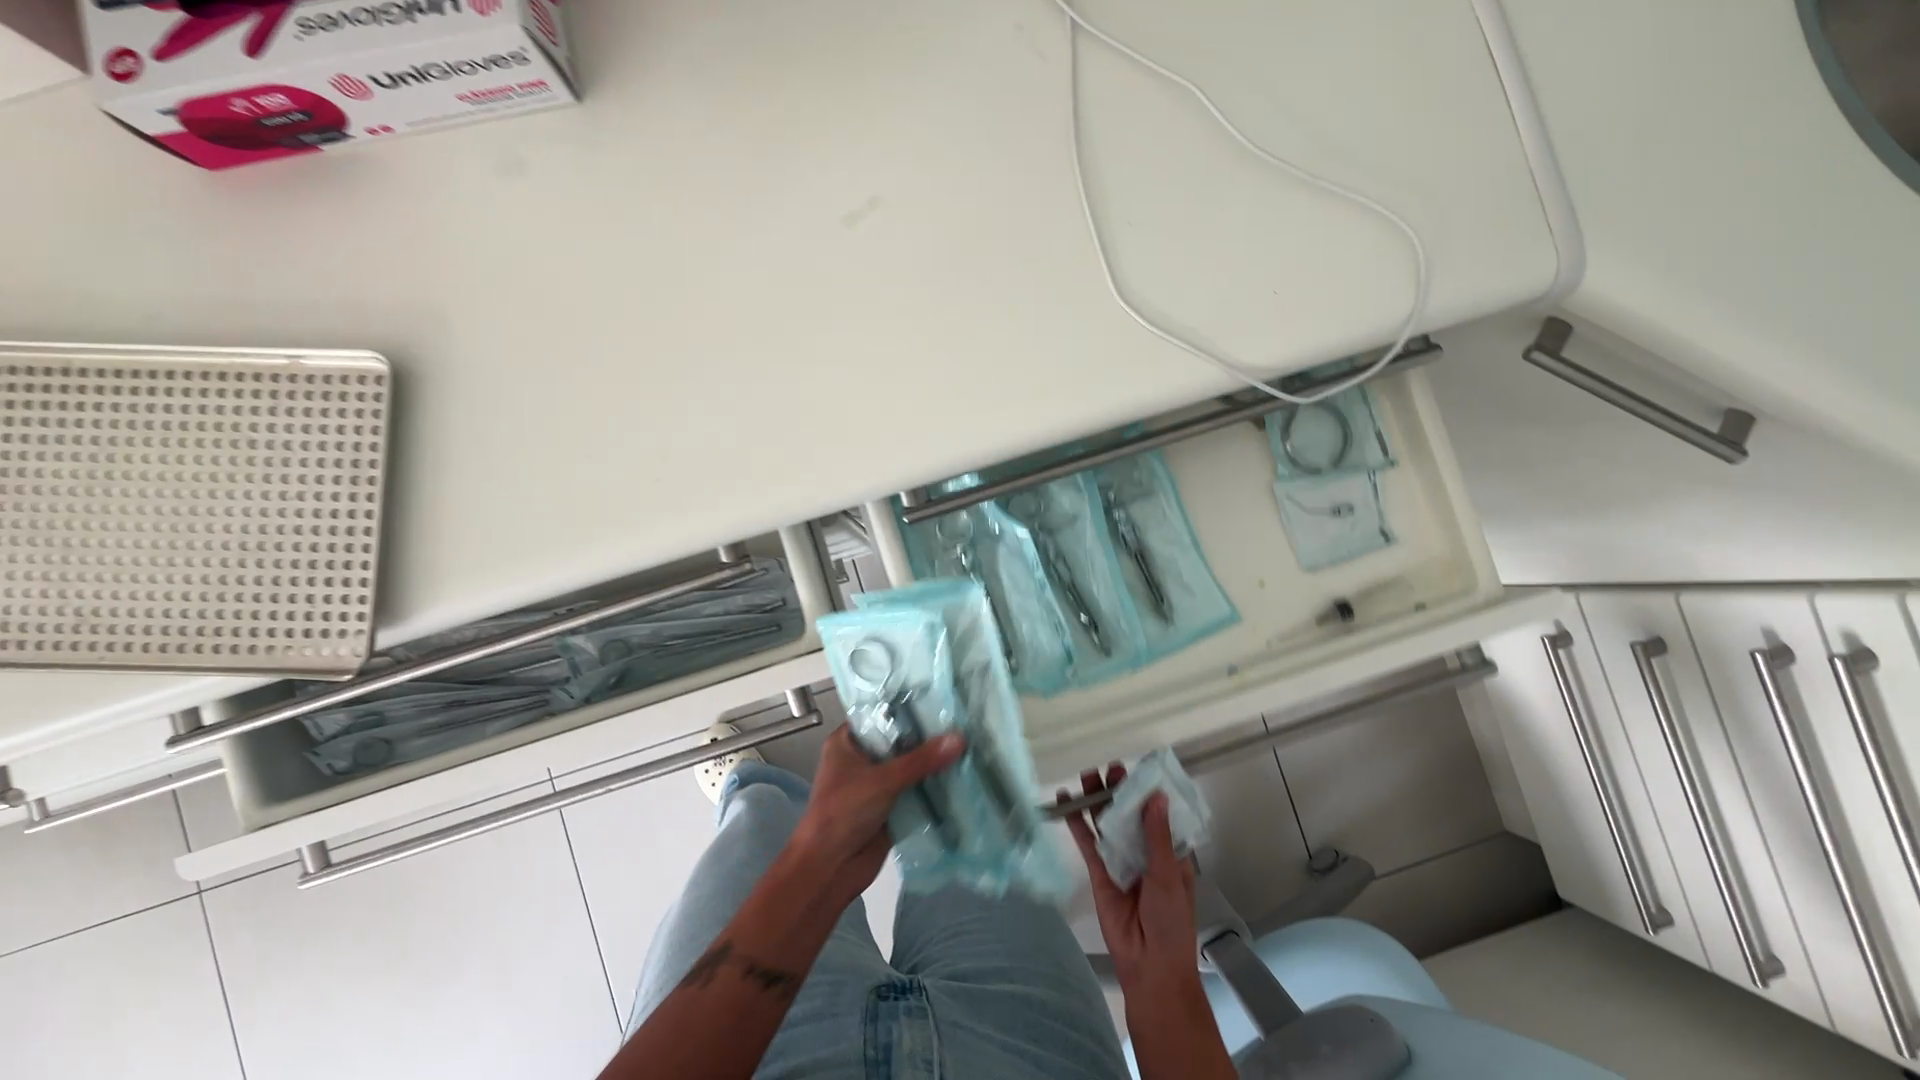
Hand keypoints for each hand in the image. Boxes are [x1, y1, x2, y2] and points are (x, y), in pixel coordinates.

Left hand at [792, 725, 963, 904]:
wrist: (831, 867)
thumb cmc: (843, 812)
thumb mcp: (883, 779)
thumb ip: (921, 760)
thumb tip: (960, 738)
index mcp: (848, 743)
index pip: (881, 715)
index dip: (909, 708)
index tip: (943, 701)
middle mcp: (863, 759)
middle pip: (900, 742)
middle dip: (929, 738)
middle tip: (965, 721)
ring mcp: (878, 785)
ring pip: (911, 768)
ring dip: (935, 764)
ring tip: (971, 744)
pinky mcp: (892, 807)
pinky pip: (917, 792)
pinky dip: (935, 788)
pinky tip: (964, 776)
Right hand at [1060, 765, 1200, 997]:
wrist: (1150, 966)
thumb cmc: (1171, 922)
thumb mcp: (1169, 876)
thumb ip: (1157, 837)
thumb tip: (1155, 797)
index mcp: (1171, 853)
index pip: (1160, 816)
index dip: (1149, 792)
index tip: (1141, 768)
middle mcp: (1145, 852)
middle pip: (1130, 815)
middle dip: (1120, 791)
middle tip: (1111, 767)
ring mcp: (1120, 861)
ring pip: (1107, 824)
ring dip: (1098, 801)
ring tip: (1088, 774)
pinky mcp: (1099, 873)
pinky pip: (1088, 843)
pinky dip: (1077, 824)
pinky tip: (1067, 803)